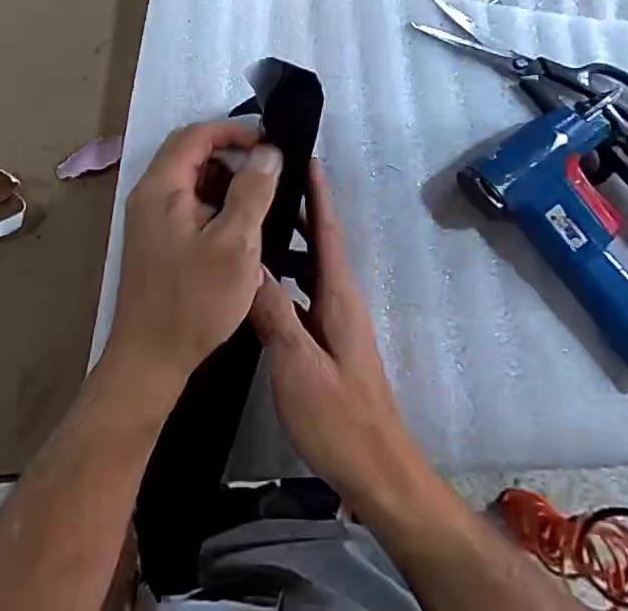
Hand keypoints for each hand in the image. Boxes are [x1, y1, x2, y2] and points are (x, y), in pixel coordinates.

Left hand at [104, 120, 282, 394]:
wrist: (150, 361)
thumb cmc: (194, 301)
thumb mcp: (235, 243)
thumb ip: (252, 191)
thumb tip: (268, 151)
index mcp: (161, 189)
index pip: (195, 135)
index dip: (233, 131)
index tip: (269, 143)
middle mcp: (150, 197)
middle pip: (192, 154)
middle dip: (233, 155)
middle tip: (269, 171)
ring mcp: (151, 221)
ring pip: (193, 181)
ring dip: (227, 181)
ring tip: (262, 200)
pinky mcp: (159, 241)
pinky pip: (190, 205)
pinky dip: (218, 204)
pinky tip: (242, 227)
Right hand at [248, 159, 430, 518]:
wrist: (376, 468)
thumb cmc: (339, 418)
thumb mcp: (298, 366)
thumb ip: (274, 315)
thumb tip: (251, 264)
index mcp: (339, 297)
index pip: (328, 233)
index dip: (318, 194)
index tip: (306, 159)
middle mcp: (341, 301)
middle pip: (320, 246)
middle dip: (299, 213)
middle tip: (263, 189)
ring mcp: (336, 324)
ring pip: (310, 272)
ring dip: (289, 248)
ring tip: (253, 231)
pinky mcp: (327, 345)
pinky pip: (303, 298)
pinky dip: (284, 283)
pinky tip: (259, 291)